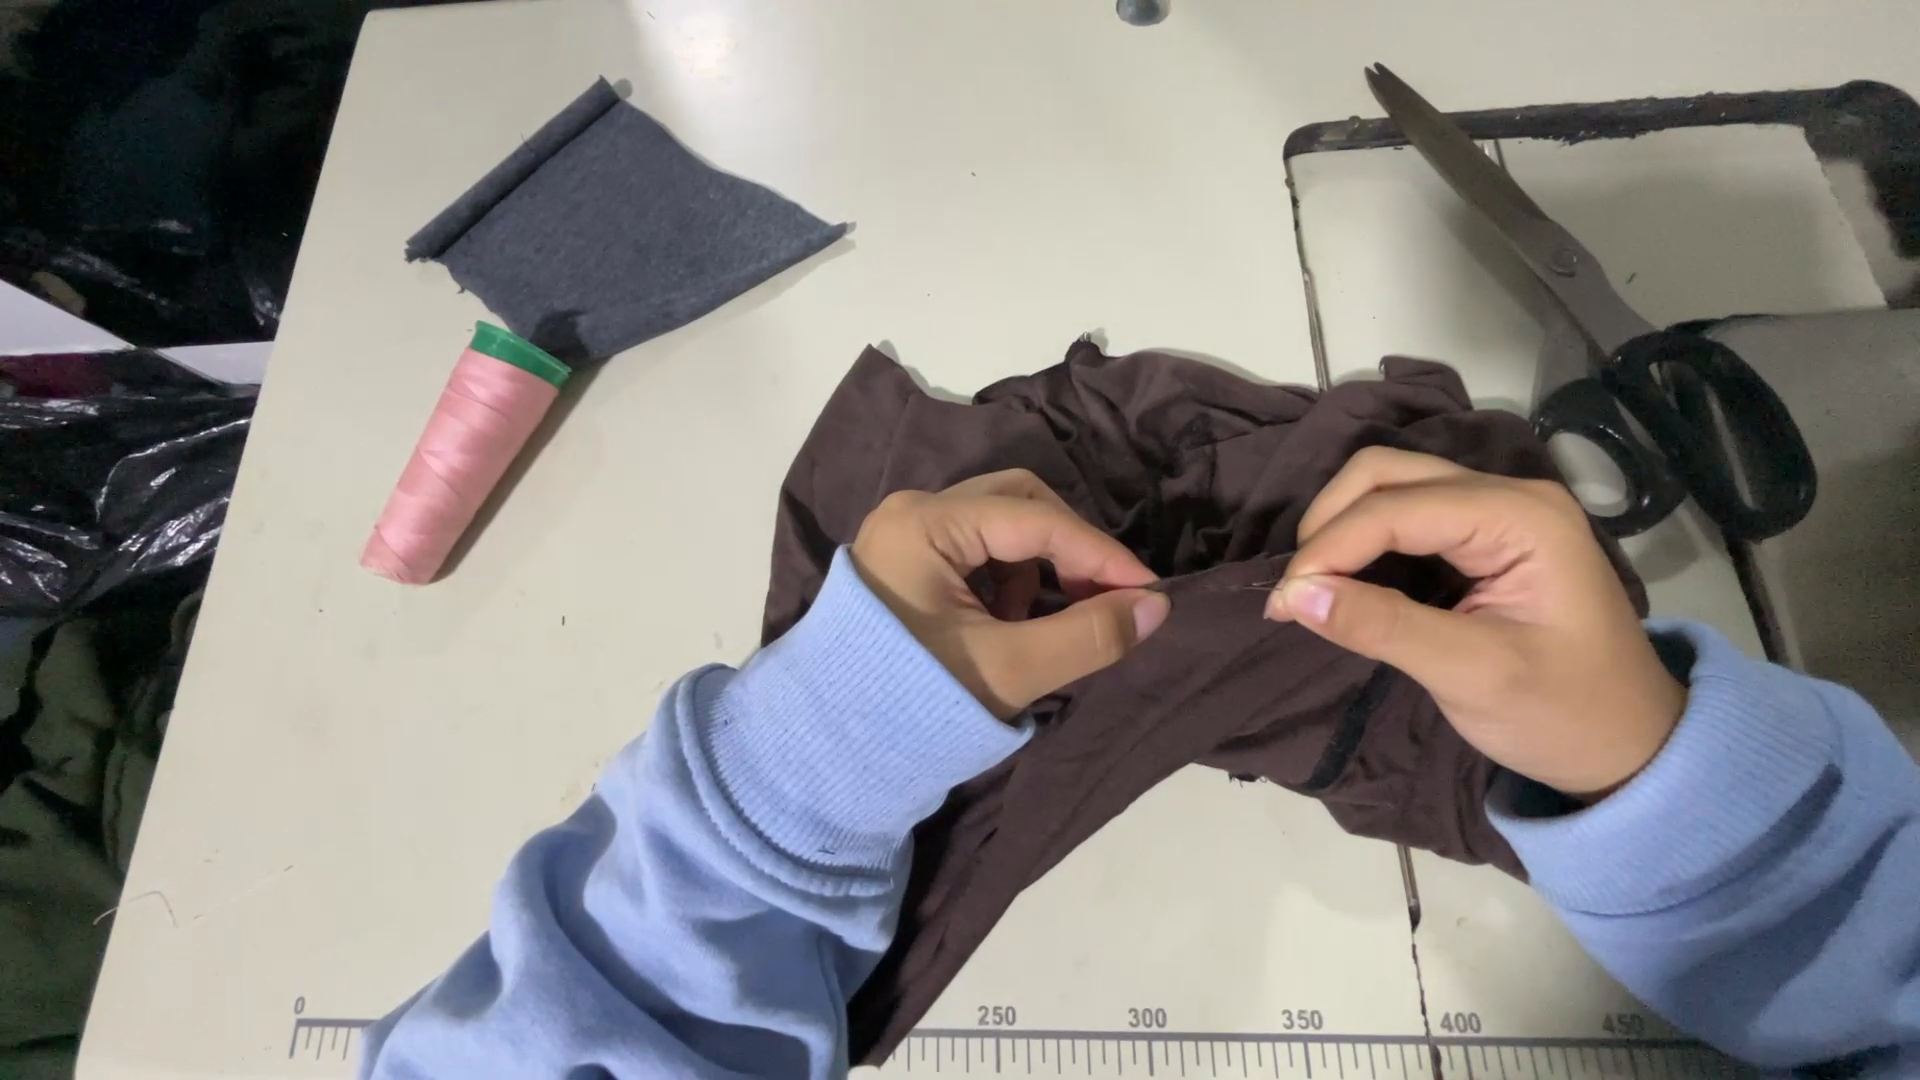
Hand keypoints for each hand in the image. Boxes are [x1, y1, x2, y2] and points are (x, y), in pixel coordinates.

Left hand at [850, 470, 1171, 718]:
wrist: (832, 744)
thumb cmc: (915, 702)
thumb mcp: (1009, 670)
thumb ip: (1087, 636)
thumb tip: (1157, 606)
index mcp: (924, 526)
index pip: (1032, 519)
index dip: (1098, 552)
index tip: (1147, 590)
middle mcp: (913, 512)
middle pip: (1016, 501)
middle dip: (1066, 545)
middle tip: (1098, 594)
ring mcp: (907, 531)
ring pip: (1000, 520)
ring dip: (1036, 561)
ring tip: (1034, 621)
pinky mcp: (909, 556)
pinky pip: (977, 546)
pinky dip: (1008, 574)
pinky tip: (1006, 620)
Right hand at [1265, 448, 1684, 799]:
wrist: (1630, 745)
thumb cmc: (1563, 714)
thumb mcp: (1472, 675)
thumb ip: (1382, 627)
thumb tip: (1293, 595)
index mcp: (1520, 518)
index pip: (1393, 509)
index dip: (1328, 549)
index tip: (1285, 604)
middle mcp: (1504, 495)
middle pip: (1381, 474)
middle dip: (1326, 526)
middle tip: (1299, 590)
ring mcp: (1490, 509)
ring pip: (1382, 485)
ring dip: (1335, 528)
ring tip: (1312, 587)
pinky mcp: (1474, 534)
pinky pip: (1394, 513)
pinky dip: (1354, 540)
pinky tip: (1341, 580)